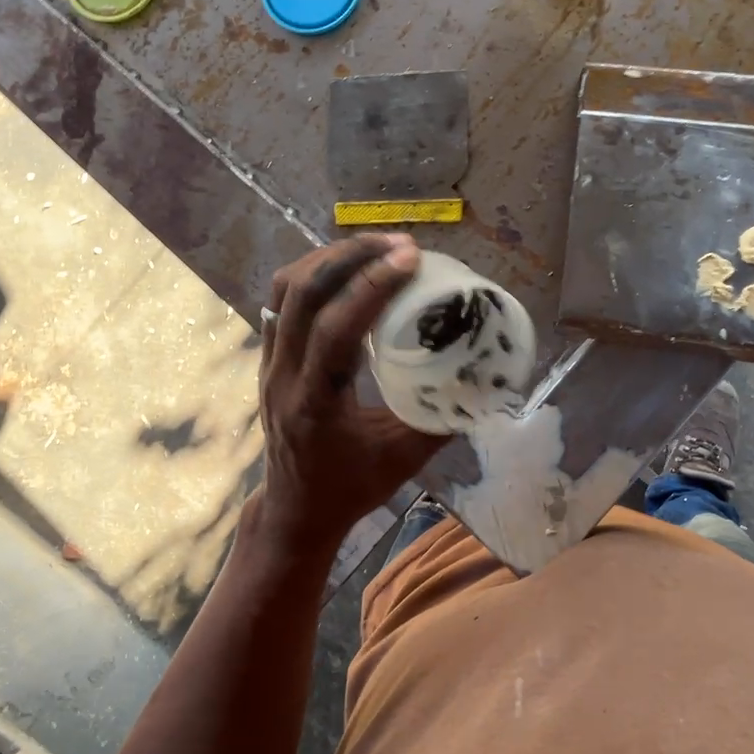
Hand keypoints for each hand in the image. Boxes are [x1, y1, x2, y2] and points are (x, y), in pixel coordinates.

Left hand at [255, 234, 448, 550]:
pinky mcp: (268, 355)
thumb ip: (441, 418)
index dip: (370, 287)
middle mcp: (283, 374)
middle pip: (301, 294)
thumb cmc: (350, 487)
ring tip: (376, 247)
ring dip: (330, 258)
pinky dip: (314, 273)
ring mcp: (269, 362)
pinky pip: (281, 299)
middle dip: (350, 256)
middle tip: (400, 244)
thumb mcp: (403, 460)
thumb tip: (485, 375)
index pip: (334, 330)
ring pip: (285, 289)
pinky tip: (348, 269)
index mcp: (315, 403)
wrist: (295, 510)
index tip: (409, 258)